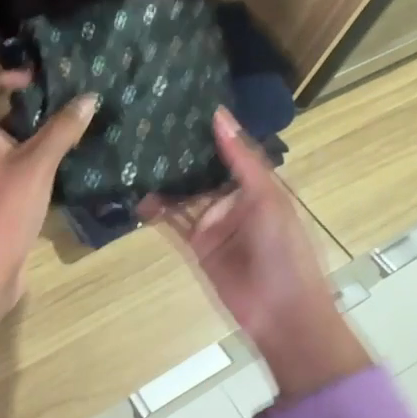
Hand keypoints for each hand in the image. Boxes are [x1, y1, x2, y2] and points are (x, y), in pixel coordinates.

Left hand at [0, 70, 95, 326]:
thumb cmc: (5, 208)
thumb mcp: (37, 164)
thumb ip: (61, 131)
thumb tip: (88, 97)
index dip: (7, 79)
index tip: (40, 78)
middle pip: (7, 117)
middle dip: (36, 107)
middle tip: (72, 99)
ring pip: (20, 144)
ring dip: (45, 135)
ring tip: (80, 125)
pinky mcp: (7, 197)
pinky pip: (27, 168)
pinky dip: (46, 161)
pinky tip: (75, 161)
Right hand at [141, 108, 370, 399]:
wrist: (284, 315)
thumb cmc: (285, 251)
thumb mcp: (269, 199)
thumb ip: (242, 159)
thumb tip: (218, 114)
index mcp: (255, 185)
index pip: (226, 149)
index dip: (205, 129)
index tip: (176, 102)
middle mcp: (231, 200)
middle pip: (199, 170)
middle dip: (177, 151)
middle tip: (143, 122)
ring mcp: (211, 222)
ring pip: (181, 193)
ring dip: (161, 177)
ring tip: (131, 151)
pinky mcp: (195, 244)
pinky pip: (170, 221)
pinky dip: (152, 209)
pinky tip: (133, 192)